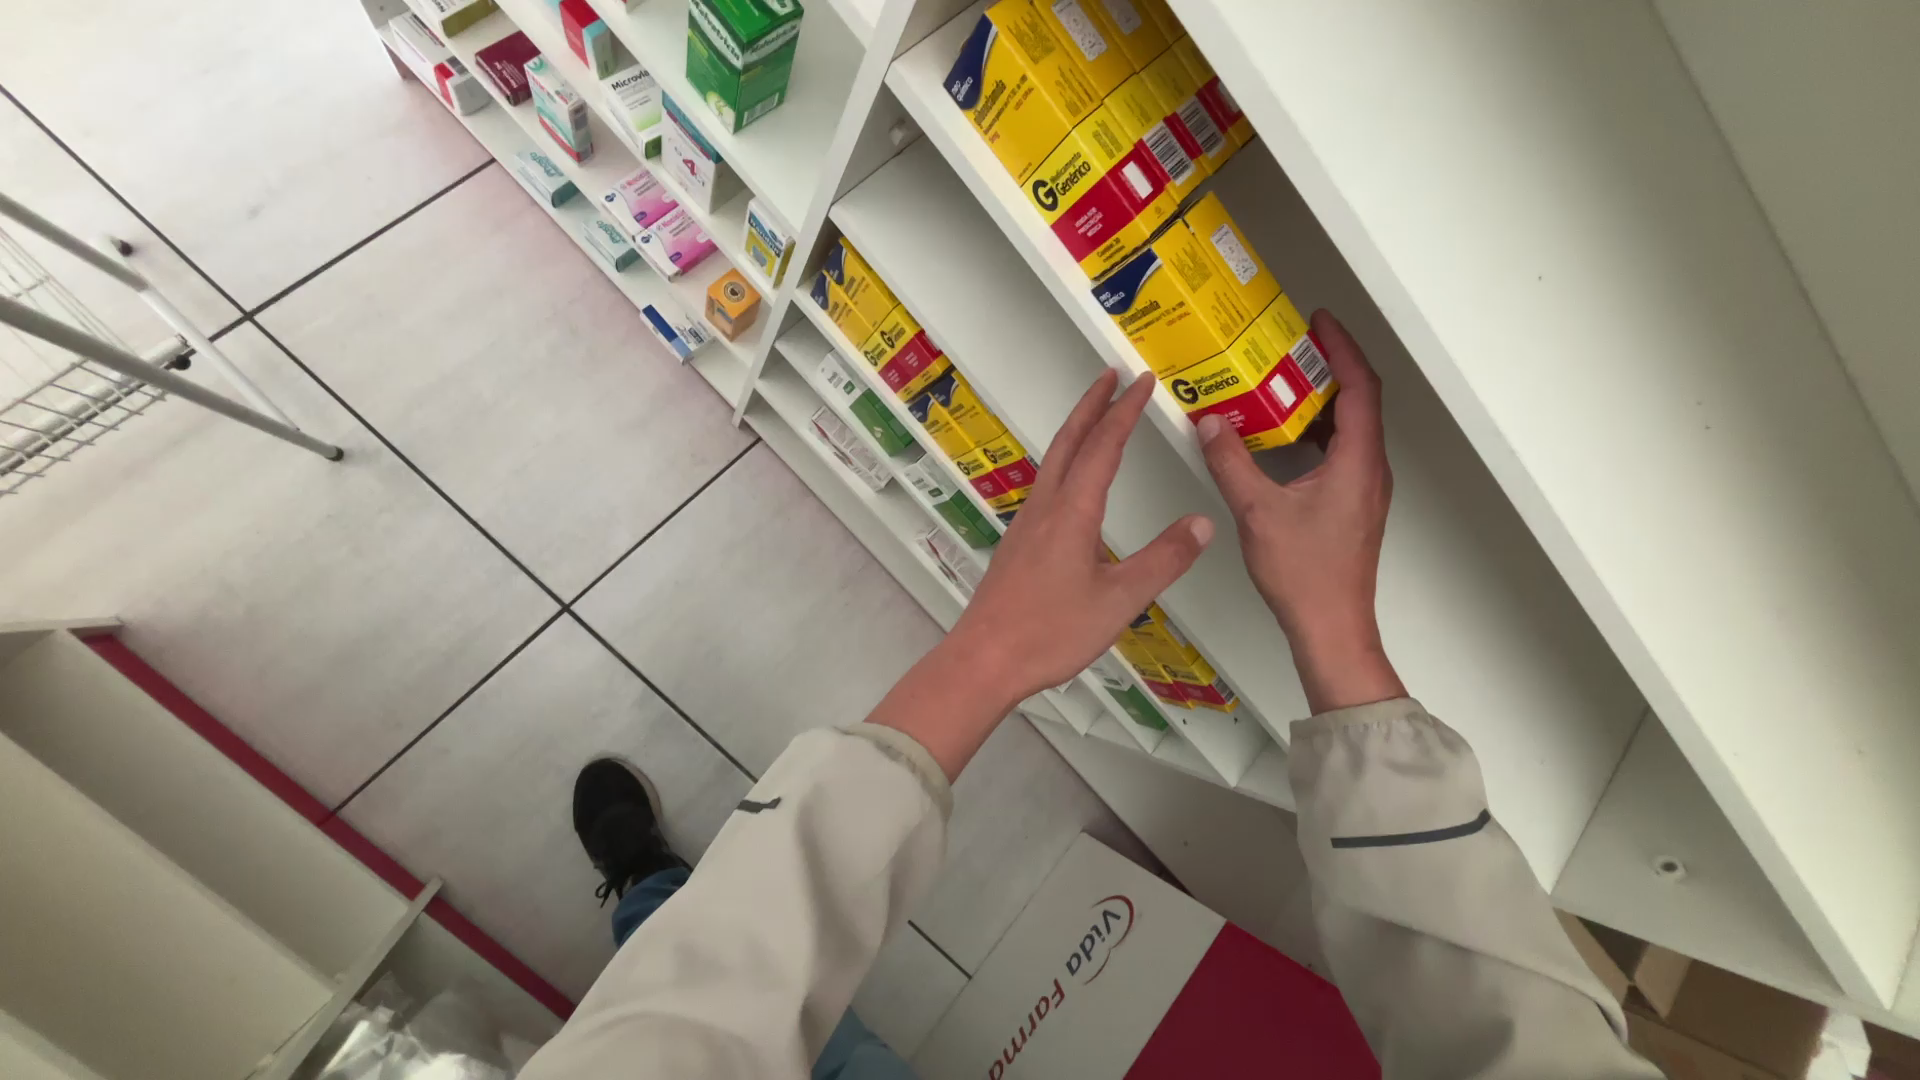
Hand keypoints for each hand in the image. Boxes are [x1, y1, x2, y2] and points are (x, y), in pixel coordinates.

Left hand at [868, 370, 1212, 778]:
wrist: (984, 659)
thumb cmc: (1051, 631)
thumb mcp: (1119, 600)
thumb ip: (1163, 560)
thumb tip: (1203, 523)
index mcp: (1073, 512)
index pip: (1103, 447)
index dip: (1125, 411)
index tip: (1143, 381)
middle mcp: (1045, 508)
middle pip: (1068, 442)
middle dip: (1091, 405)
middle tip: (1110, 376)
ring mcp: (1026, 525)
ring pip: (1053, 463)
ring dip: (1075, 432)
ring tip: (1094, 418)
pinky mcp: (1017, 545)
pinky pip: (1045, 488)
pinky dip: (1064, 464)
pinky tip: (1071, 485)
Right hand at [1198, 310, 1405, 713]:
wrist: (1330, 626)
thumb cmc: (1303, 572)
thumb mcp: (1257, 512)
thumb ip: (1232, 463)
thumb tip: (1210, 422)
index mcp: (1357, 462)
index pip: (1360, 387)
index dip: (1343, 348)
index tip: (1319, 320)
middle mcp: (1370, 469)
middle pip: (1360, 402)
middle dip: (1331, 367)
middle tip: (1292, 346)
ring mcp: (1363, 489)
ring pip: (1350, 429)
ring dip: (1322, 401)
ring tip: (1282, 383)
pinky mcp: (1351, 505)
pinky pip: (1340, 453)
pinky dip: (1316, 432)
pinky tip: (1282, 438)